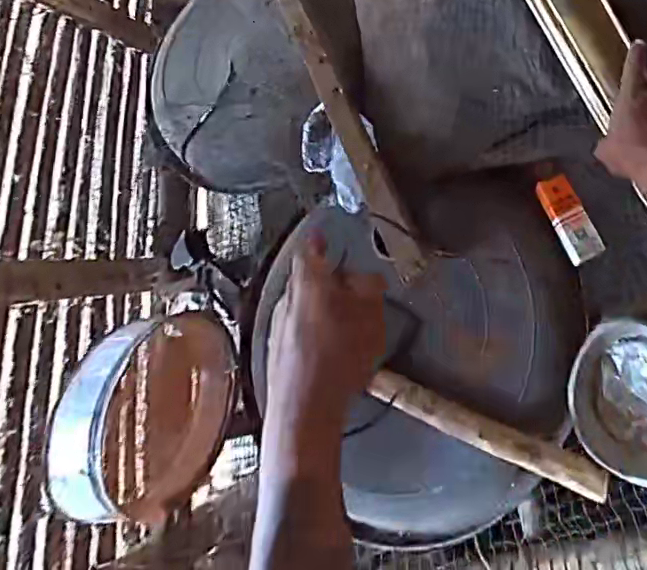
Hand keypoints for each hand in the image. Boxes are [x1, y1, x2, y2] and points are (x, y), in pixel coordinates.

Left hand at [265, 232, 385, 427]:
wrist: (302, 414)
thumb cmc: (340, 357)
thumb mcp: (371, 316)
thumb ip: (370, 289)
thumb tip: (364, 278)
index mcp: (309, 283)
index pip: (311, 248)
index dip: (320, 238)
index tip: (325, 232)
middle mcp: (286, 299)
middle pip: (307, 277)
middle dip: (329, 278)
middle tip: (353, 285)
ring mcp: (276, 328)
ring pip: (302, 303)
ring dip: (321, 305)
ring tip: (347, 320)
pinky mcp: (275, 353)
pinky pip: (297, 327)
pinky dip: (313, 328)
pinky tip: (331, 348)